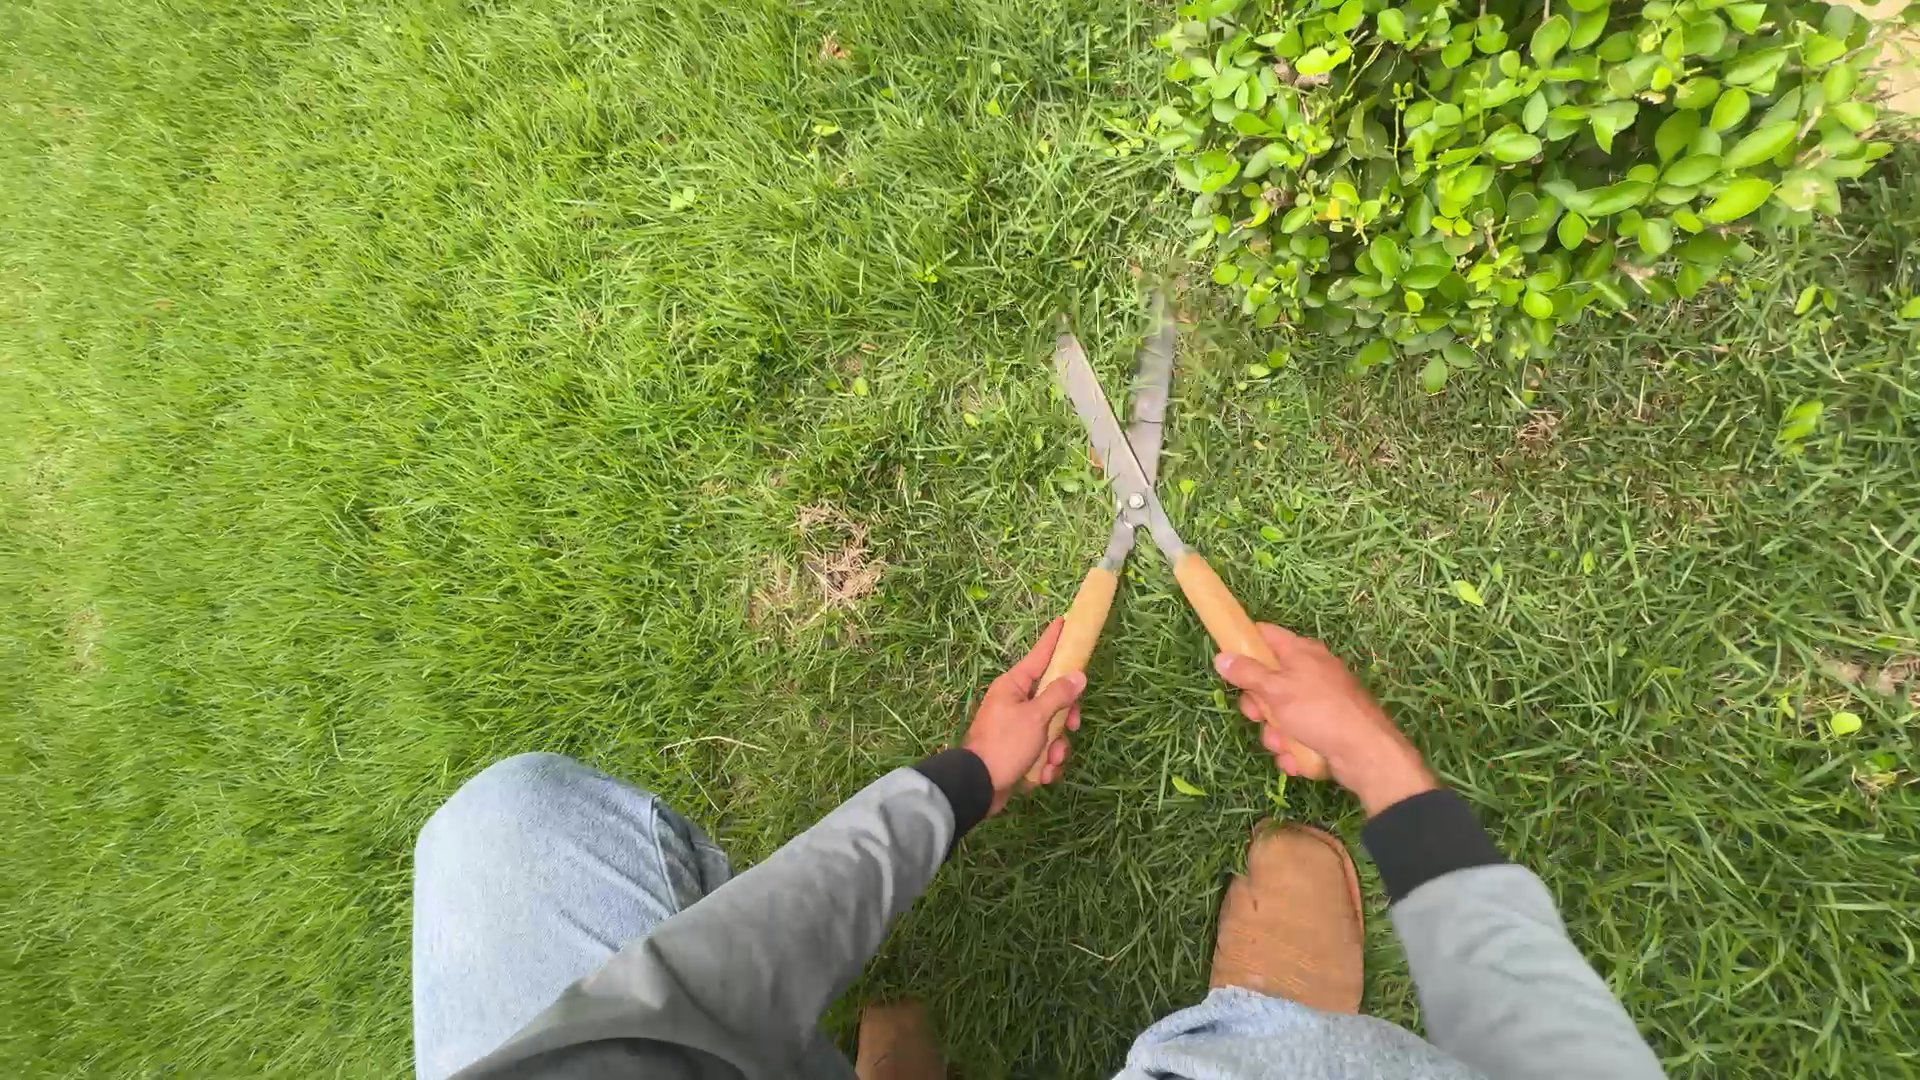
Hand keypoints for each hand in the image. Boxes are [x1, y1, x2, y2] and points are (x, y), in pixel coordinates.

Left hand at [963, 618, 1086, 814]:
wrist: (977, 786)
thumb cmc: (1005, 744)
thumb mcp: (1036, 717)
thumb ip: (1059, 695)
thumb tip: (1078, 674)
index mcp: (1013, 685)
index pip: (1039, 656)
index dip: (1053, 639)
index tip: (1064, 620)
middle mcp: (1014, 701)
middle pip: (1052, 697)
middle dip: (1065, 717)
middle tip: (1072, 725)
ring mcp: (1016, 726)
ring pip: (1051, 728)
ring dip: (1055, 747)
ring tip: (1049, 761)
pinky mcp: (1018, 750)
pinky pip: (1041, 750)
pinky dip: (1045, 763)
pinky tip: (1041, 775)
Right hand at [1214, 624, 1436, 815]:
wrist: (1367, 754)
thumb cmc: (1318, 711)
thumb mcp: (1274, 689)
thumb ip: (1246, 672)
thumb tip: (1221, 657)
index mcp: (1301, 652)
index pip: (1264, 634)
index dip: (1243, 644)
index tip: (1228, 663)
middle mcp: (1311, 671)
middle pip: (1267, 680)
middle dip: (1258, 705)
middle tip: (1256, 715)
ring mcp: (1319, 700)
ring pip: (1280, 712)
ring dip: (1274, 733)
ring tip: (1283, 744)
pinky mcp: (1326, 726)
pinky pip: (1297, 732)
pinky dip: (1293, 747)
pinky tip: (1295, 758)